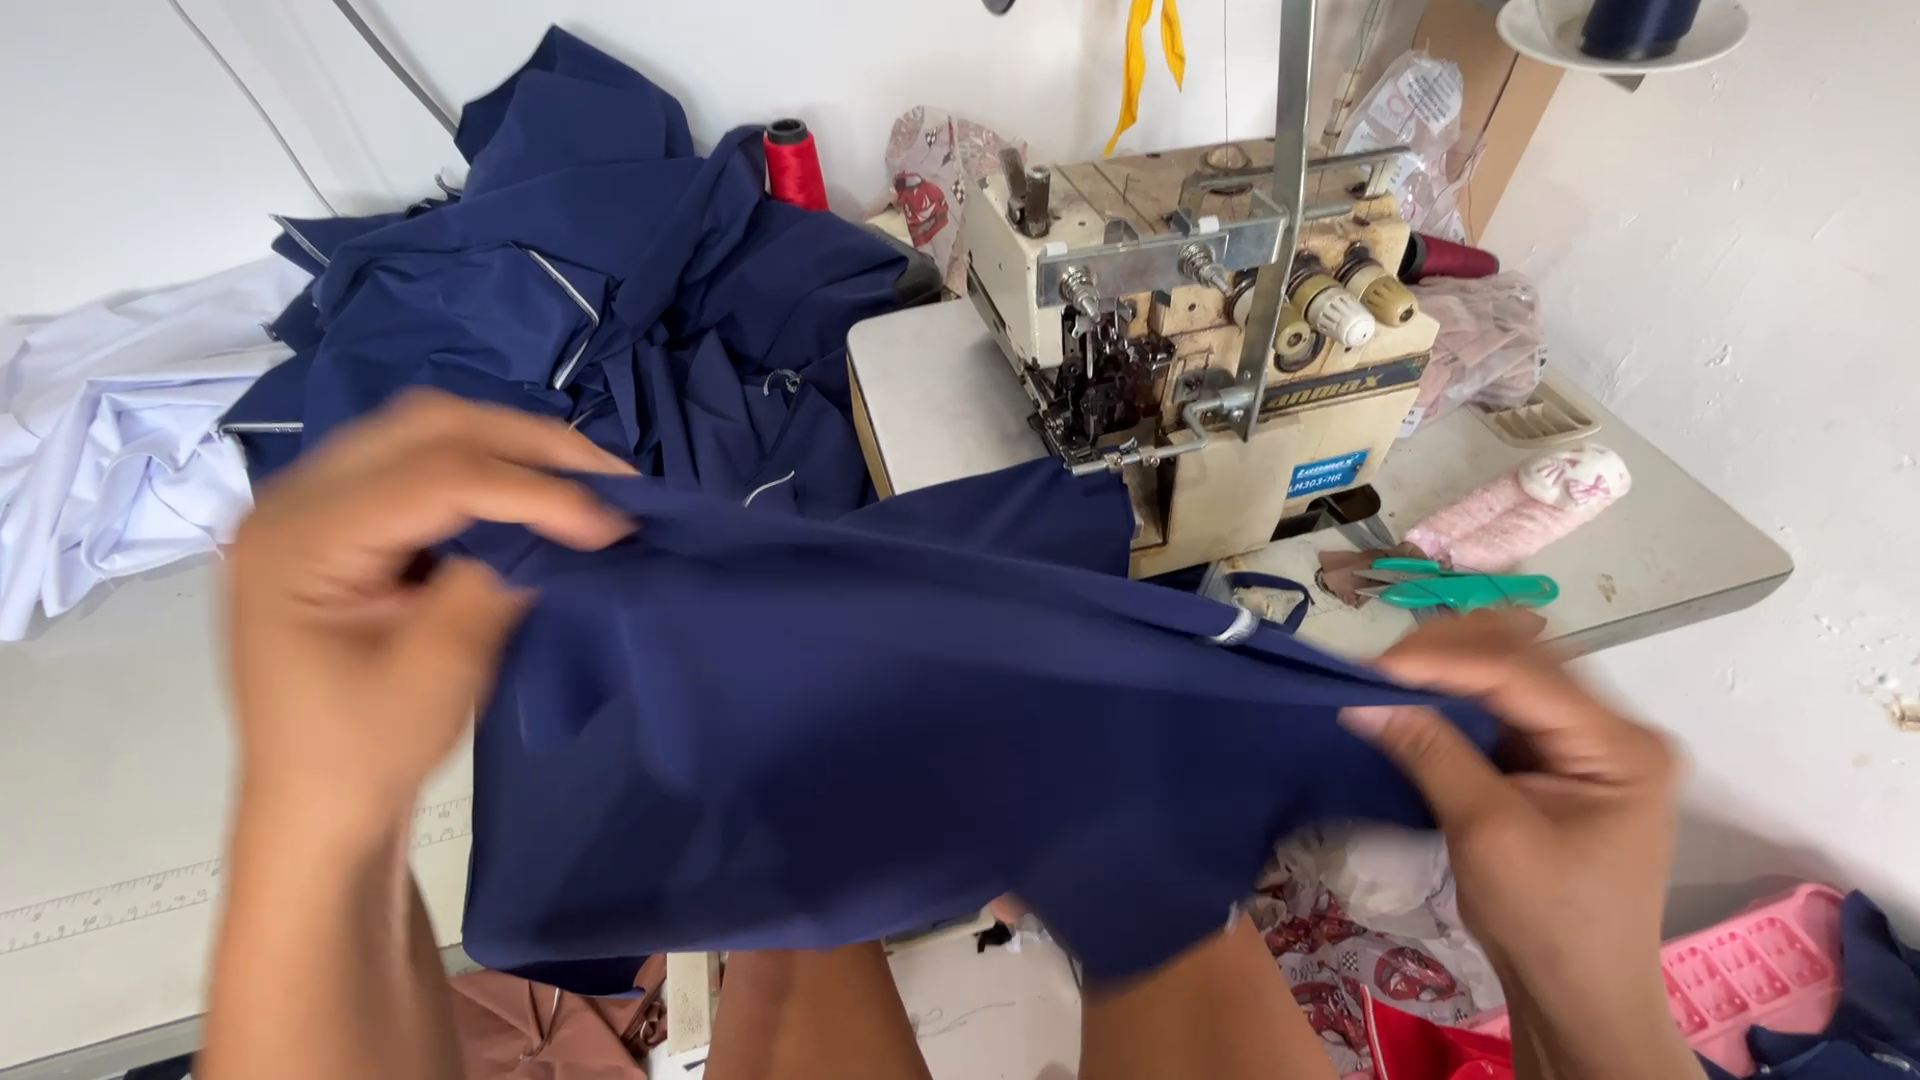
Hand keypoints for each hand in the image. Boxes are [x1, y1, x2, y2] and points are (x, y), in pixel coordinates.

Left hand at [225, 390, 635, 817]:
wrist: (318, 796)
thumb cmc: (368, 747)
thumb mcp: (441, 669)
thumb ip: (497, 581)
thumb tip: (568, 527)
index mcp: (300, 540)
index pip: (436, 476)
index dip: (536, 490)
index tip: (612, 524)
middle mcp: (297, 498)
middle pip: (430, 424)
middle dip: (533, 444)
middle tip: (612, 480)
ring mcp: (319, 502)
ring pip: (432, 429)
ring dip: (518, 446)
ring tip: (587, 480)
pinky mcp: (351, 517)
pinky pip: (430, 459)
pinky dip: (497, 466)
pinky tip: (541, 492)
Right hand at [1343, 612, 1690, 1076]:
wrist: (1577, 989)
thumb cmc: (1547, 920)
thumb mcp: (1486, 833)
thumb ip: (1430, 754)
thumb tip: (1361, 699)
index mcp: (1619, 746)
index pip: (1521, 673)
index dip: (1441, 659)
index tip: (1369, 667)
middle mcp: (1610, 727)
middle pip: (1521, 651)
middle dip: (1442, 650)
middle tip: (1375, 671)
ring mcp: (1582, 737)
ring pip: (1506, 664)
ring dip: (1444, 662)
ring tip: (1387, 677)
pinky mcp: (1550, 751)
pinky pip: (1496, 696)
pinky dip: (1449, 687)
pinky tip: (1412, 693)